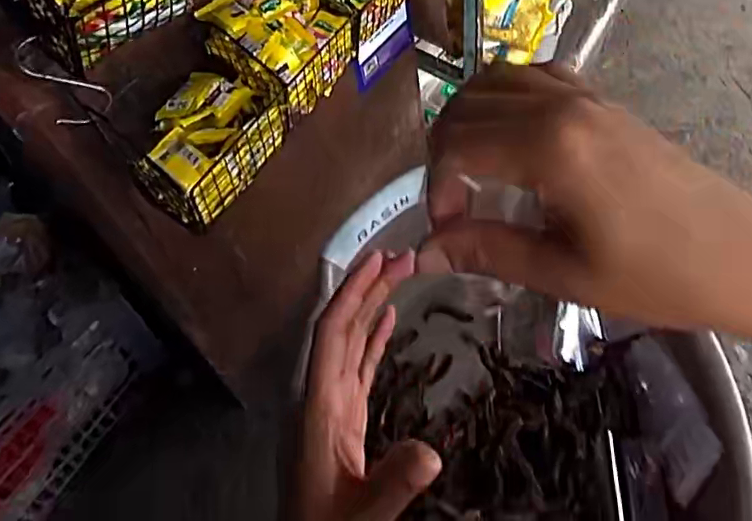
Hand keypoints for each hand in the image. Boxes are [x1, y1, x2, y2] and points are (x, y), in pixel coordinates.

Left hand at [293, 249, 440, 520]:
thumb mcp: (362, 515)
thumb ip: (392, 484)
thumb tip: (432, 453)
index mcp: (319, 407)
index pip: (331, 334)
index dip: (351, 293)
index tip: (376, 261)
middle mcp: (323, 396)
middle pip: (344, 327)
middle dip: (369, 287)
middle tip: (402, 257)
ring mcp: (334, 406)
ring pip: (352, 341)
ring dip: (373, 304)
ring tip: (400, 273)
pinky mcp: (345, 418)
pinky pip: (360, 364)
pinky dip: (374, 335)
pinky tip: (388, 316)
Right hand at [420, 64, 751, 347]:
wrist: (741, 252)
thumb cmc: (658, 274)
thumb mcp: (567, 273)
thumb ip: (491, 250)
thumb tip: (427, 250)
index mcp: (550, 145)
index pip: (460, 145)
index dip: (436, 186)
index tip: (447, 230)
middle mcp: (562, 104)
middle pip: (472, 103)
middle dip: (444, 148)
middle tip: (452, 204)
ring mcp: (587, 96)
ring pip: (501, 79)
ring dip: (472, 114)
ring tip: (472, 167)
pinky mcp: (605, 101)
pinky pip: (541, 75)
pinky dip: (510, 94)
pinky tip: (516, 133)